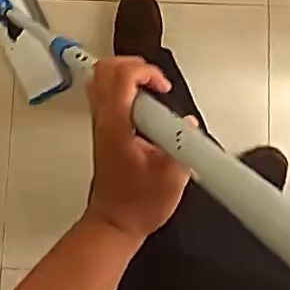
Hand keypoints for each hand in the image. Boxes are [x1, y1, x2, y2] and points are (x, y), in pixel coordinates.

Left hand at [81, 56, 190, 242]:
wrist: (114, 224)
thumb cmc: (136, 205)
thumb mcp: (171, 177)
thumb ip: (183, 146)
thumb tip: (189, 125)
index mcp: (117, 125)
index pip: (122, 77)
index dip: (147, 72)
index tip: (163, 88)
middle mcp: (104, 119)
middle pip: (105, 69)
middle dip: (134, 65)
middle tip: (155, 80)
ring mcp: (100, 123)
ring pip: (101, 78)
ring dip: (126, 74)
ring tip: (149, 87)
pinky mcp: (103, 130)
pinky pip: (104, 94)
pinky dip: (122, 87)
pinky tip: (142, 103)